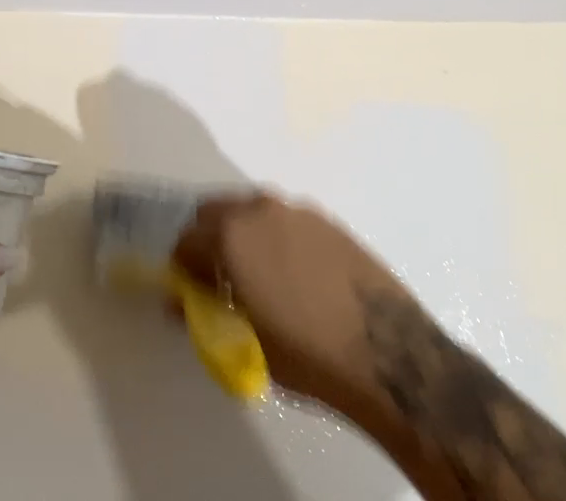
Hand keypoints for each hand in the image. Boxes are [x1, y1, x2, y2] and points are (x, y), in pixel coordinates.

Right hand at [173, 192, 422, 408]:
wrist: (390, 355)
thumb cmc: (306, 353)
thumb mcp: (244, 341)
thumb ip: (203, 311)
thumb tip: (175, 300)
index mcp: (232, 236)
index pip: (185, 239)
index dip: (180, 266)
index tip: (188, 290)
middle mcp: (261, 211)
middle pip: (216, 212)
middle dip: (208, 239)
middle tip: (217, 278)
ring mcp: (300, 213)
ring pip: (253, 212)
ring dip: (243, 234)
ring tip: (257, 276)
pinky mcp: (331, 223)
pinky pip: (287, 221)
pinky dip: (276, 238)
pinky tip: (293, 275)